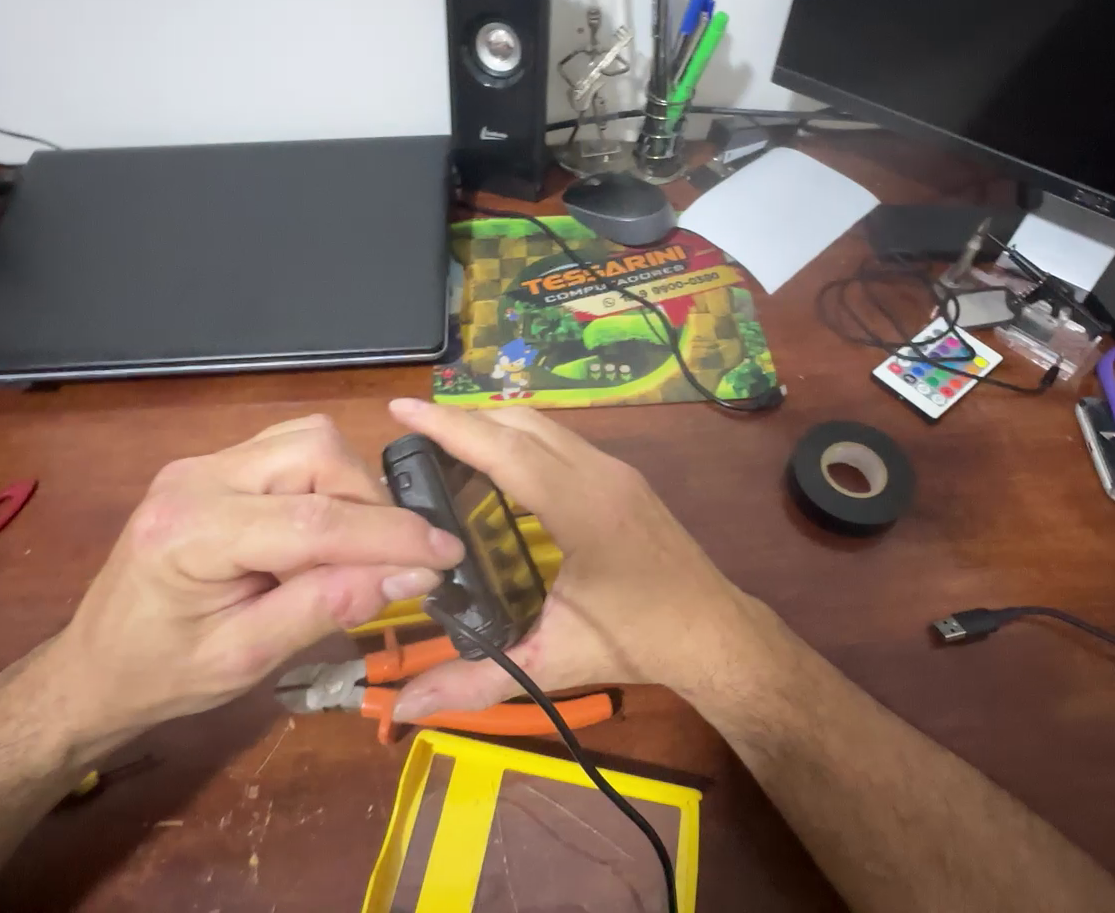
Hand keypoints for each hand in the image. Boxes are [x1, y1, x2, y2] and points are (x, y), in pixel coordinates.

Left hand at [39, 415, 463, 741]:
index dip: (391, 536)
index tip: (448, 556)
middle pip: (317, 451)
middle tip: (389, 559)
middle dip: (371, 502)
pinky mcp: (218, 463)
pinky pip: (297, 450)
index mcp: (191, 533)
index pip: (314, 520)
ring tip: (357, 546)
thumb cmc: (162, 676)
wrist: (93, 666)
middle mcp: (197, 476)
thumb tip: (415, 575)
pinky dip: (332, 483)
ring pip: (312, 440)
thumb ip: (328, 607)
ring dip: (354, 488)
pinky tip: (327, 527)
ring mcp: (206, 462)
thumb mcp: (246, 659)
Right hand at [384, 397, 751, 720]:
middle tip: (415, 431)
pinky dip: (522, 439)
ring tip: (448, 443)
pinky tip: (500, 464)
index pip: (506, 451)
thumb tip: (408, 706)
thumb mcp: (553, 661)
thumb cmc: (637, 641)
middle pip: (522, 424)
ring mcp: (616, 471)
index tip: (401, 408)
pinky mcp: (623, 477)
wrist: (713, 631)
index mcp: (583, 507)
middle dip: (465, 418)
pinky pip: (562, 441)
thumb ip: (479, 679)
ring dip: (495, 425)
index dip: (449, 427)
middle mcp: (600, 474)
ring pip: (545, 426)